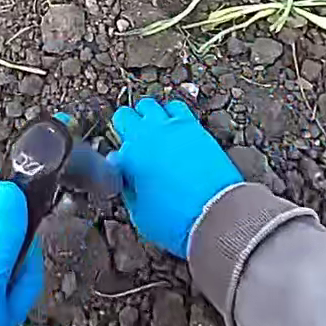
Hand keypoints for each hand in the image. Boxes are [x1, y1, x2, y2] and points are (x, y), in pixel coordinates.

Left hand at [0, 176, 44, 325]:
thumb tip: (13, 189)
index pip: (5, 189)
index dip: (23, 220)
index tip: (19, 256)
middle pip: (17, 220)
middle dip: (21, 259)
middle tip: (3, 294)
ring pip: (20, 249)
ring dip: (19, 283)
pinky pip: (13, 273)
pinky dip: (13, 298)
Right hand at [106, 96, 242, 256]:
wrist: (214, 212)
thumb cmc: (175, 220)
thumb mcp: (140, 214)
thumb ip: (128, 187)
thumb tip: (124, 173)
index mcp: (128, 158)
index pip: (111, 147)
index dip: (117, 156)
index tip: (124, 166)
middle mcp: (145, 136)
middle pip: (124, 114)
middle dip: (125, 125)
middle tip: (133, 141)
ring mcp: (170, 126)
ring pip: (149, 105)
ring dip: (147, 115)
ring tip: (153, 130)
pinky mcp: (192, 124)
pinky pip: (176, 106)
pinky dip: (170, 113)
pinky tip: (174, 126)